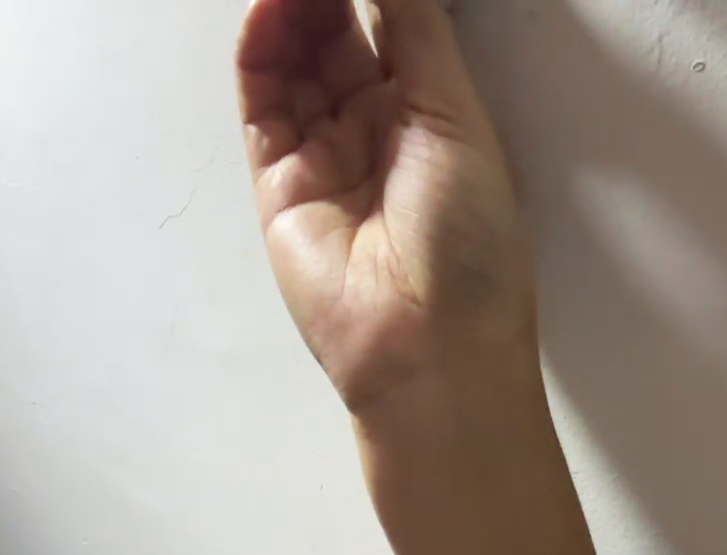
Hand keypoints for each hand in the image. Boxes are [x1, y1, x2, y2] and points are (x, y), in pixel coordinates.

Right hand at [236, 0, 536, 412]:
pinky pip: (264, 104)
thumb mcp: (456, 119)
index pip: (395, 26)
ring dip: (292, 9)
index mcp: (434, 121)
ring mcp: (326, 160)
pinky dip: (260, 50)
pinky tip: (268, 11)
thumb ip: (416, 29)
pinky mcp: (280, 186)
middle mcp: (378, 136)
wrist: (424, 348)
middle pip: (340, 36)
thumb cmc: (466, 243)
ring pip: (297, 62)